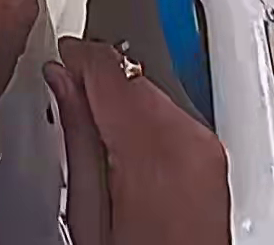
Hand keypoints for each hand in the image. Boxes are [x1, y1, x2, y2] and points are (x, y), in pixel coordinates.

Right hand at [44, 37, 230, 244]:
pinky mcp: (212, 155)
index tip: (61, 58)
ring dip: (121, 99)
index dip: (79, 57)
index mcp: (154, 149)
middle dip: (98, 81)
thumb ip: (76, 136)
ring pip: (149, 90)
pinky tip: (126, 147)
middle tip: (69, 96)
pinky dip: (145, 118)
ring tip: (97, 133)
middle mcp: (188, 138)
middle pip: (130, 77)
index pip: (109, 67)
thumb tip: (62, 83)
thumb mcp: (87, 216)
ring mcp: (205, 147)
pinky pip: (170, 113)